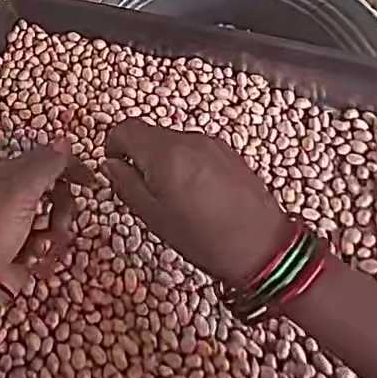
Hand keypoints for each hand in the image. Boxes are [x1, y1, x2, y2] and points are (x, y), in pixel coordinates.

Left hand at [0, 144, 87, 293]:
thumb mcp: (21, 189)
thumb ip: (46, 165)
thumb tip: (65, 140)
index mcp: (14, 174)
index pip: (50, 161)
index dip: (70, 169)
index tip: (91, 181)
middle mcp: (20, 196)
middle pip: (60, 194)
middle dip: (63, 211)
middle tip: (54, 221)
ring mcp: (24, 224)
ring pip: (60, 222)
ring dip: (54, 236)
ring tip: (38, 246)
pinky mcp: (29, 249)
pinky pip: (53, 245)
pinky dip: (46, 253)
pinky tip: (33, 260)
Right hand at [101, 120, 295, 287]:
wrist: (265, 249)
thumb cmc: (204, 238)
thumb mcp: (153, 216)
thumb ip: (125, 183)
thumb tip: (111, 164)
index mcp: (164, 153)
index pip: (124, 128)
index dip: (113, 145)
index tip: (116, 167)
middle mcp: (187, 139)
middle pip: (148, 134)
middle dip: (139, 156)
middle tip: (144, 190)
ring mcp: (211, 143)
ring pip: (171, 142)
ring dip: (163, 160)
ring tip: (174, 197)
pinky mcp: (228, 152)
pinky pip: (193, 149)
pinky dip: (185, 163)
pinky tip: (196, 194)